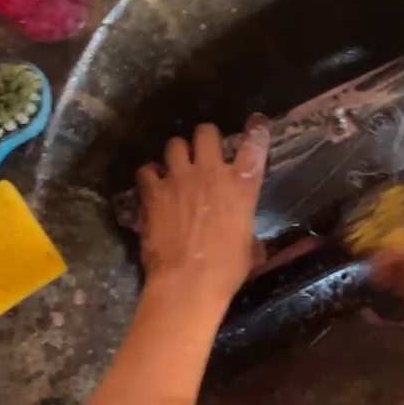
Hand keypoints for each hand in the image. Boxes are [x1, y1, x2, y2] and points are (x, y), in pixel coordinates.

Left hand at [136, 118, 269, 308]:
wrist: (188, 282)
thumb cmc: (226, 270)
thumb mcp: (249, 247)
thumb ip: (247, 230)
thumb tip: (249, 239)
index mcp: (241, 186)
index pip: (254, 144)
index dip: (256, 129)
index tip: (256, 122)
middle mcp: (211, 173)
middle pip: (206, 132)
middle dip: (206, 138)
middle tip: (204, 151)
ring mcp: (179, 178)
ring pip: (175, 144)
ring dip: (178, 153)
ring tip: (177, 166)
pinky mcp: (153, 191)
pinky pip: (147, 170)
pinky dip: (150, 175)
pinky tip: (152, 184)